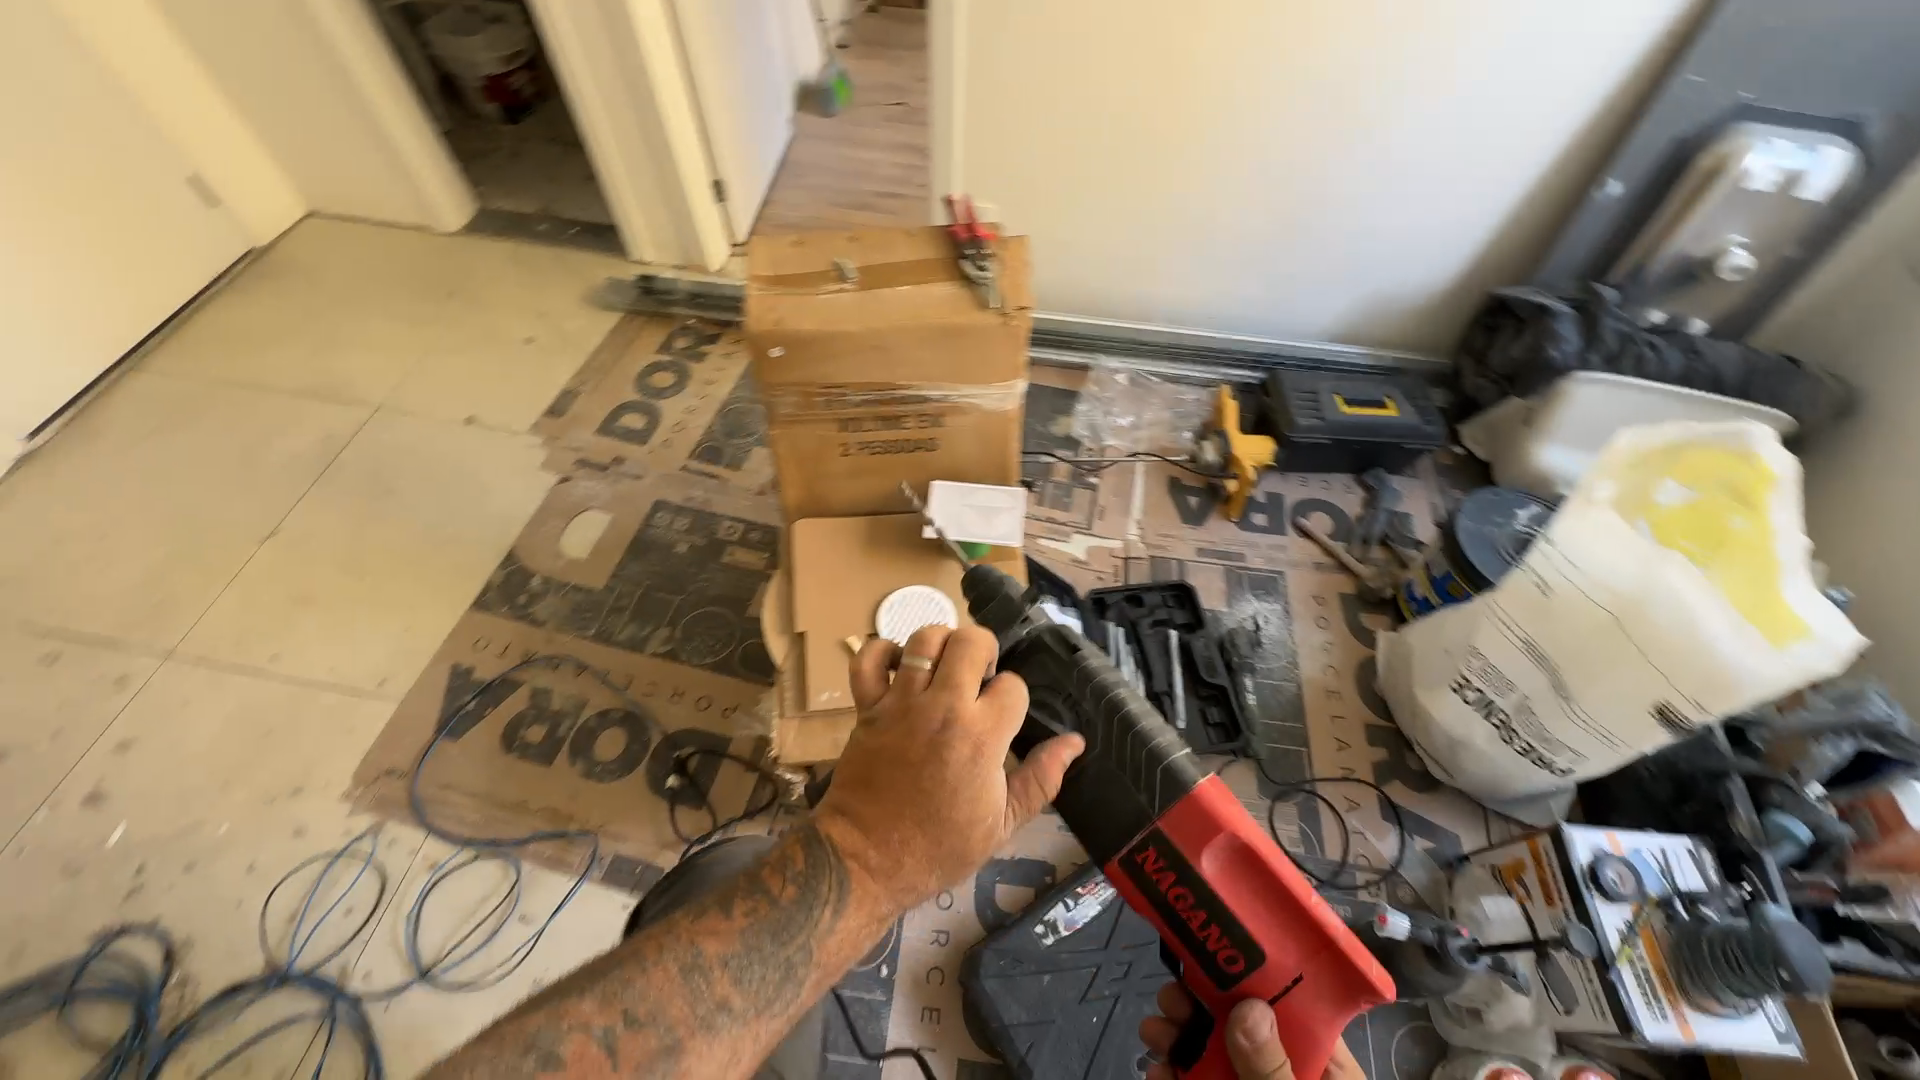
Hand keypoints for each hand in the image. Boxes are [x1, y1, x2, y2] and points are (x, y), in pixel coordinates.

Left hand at [813, 624, 1084, 912]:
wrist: (868, 860)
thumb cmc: (939, 847)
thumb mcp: (1002, 824)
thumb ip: (1041, 779)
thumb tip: (1074, 742)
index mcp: (982, 737)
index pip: (1013, 685)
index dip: (1014, 698)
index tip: (1005, 721)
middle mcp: (942, 707)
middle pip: (971, 641)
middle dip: (985, 651)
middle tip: (980, 679)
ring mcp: (901, 703)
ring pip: (925, 639)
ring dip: (942, 644)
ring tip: (946, 669)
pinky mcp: (867, 707)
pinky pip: (870, 659)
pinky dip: (884, 653)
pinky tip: (901, 669)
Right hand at [1139, 983, 1361, 1079]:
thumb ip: (1275, 1072)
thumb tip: (1247, 1007)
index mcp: (1328, 1072)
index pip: (1296, 1008)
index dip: (1252, 980)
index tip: (1210, 959)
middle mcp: (1293, 1076)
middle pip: (1245, 1026)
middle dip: (1201, 1008)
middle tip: (1169, 1000)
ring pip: (1218, 1054)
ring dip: (1181, 1039)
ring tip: (1153, 1034)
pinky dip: (1178, 1077)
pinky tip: (1157, 1074)